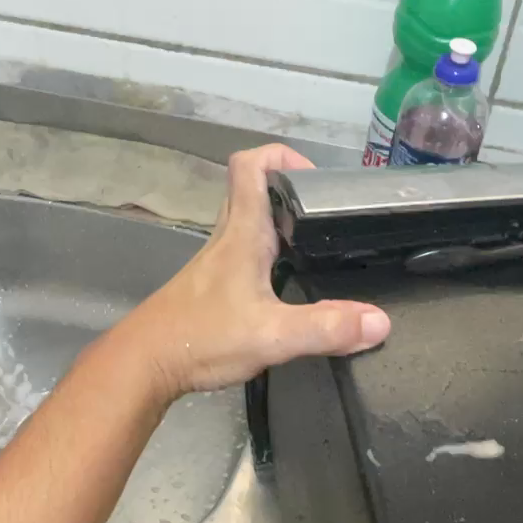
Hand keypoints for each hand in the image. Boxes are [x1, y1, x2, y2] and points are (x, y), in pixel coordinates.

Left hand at [117, 144, 390, 399]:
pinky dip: (266, 261)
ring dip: (278, 229)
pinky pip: (241, 259)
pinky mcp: (208, 291)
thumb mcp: (272, 337)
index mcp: (241, 235)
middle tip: (323, 220)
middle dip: (288, 194)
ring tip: (314, 252)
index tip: (314, 181)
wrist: (143, 365)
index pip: (250, 167)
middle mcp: (225, 241)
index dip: (282, 158)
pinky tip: (284, 292)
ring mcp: (214, 267)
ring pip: (246, 227)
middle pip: (251, 193)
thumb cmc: (202, 339)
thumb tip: (379, 322)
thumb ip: (325, 329)